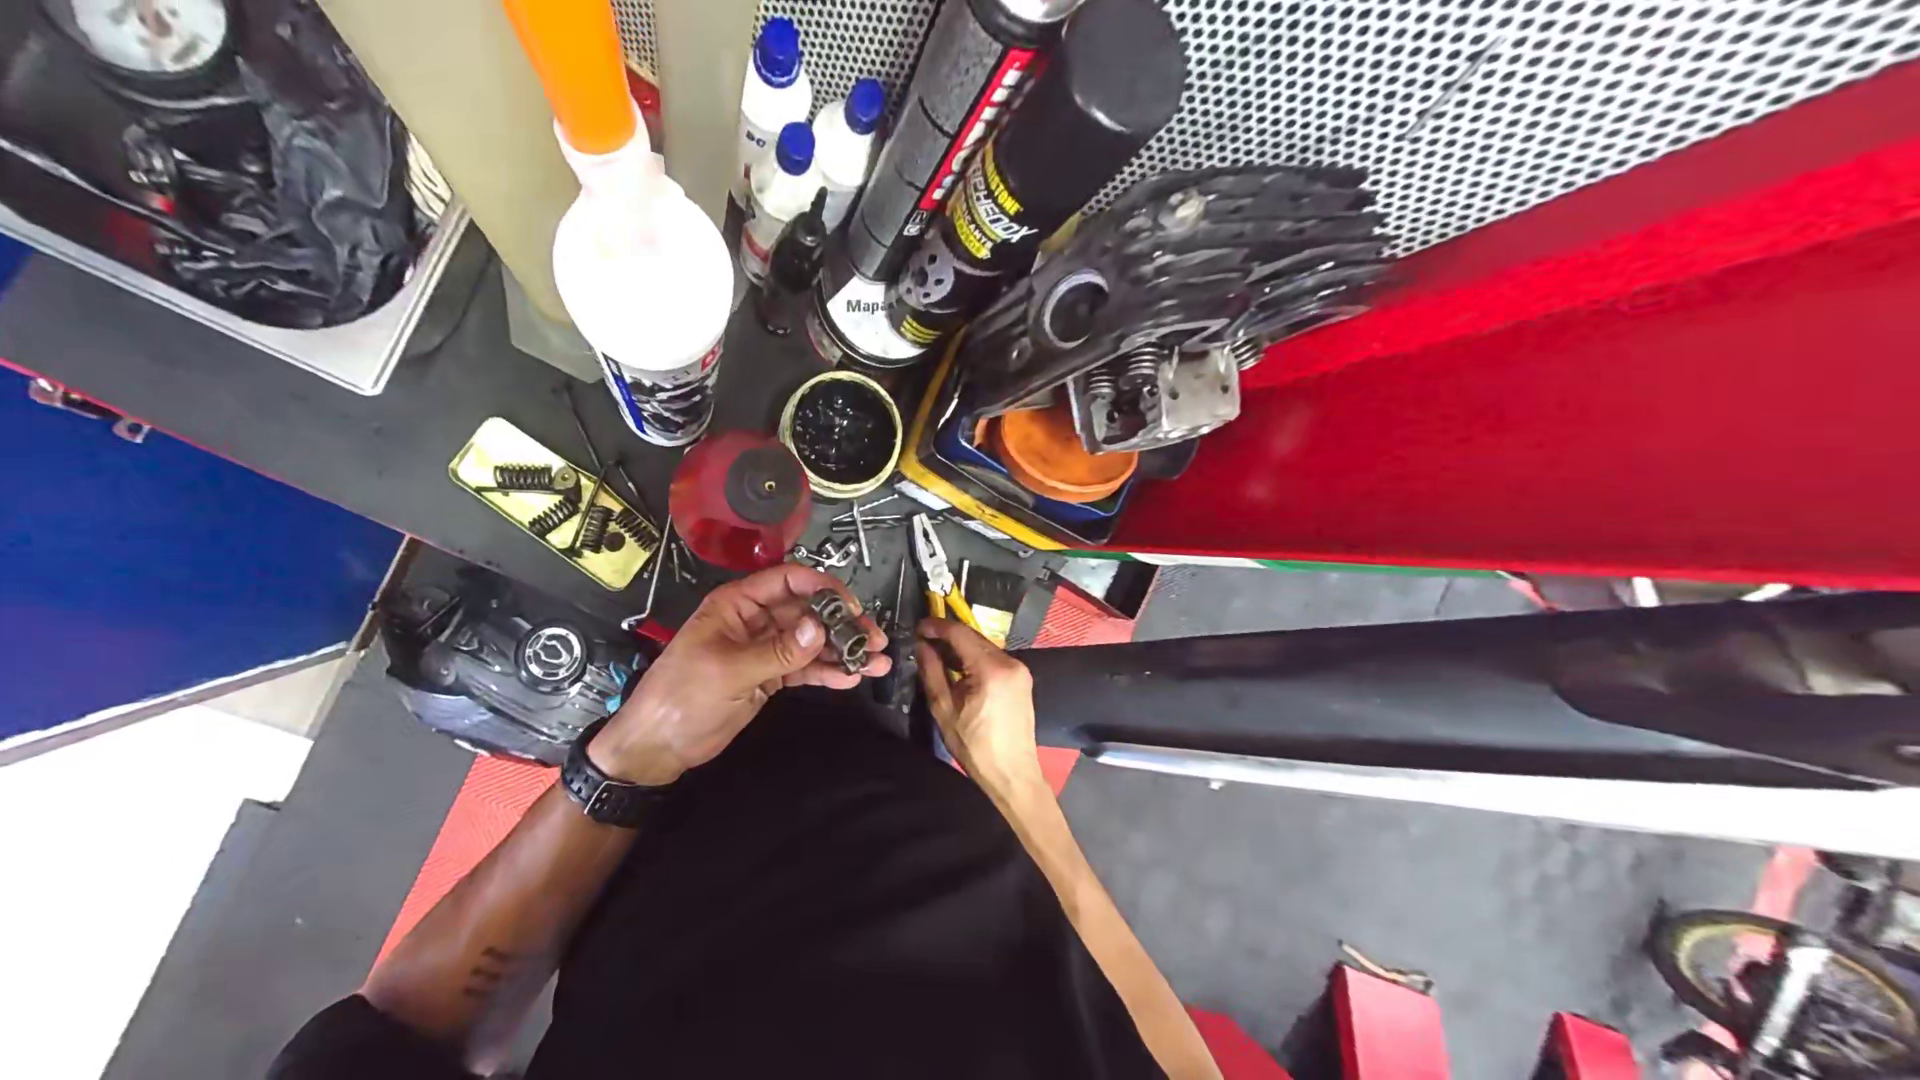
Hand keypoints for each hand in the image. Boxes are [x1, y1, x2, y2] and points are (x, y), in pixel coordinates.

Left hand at [591, 564, 889, 784]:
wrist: (657, 747)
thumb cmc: (680, 699)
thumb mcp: (727, 672)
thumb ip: (776, 652)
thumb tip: (819, 629)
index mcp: (737, 605)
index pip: (788, 581)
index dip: (822, 588)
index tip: (850, 606)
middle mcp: (756, 621)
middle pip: (808, 612)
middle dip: (843, 623)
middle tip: (873, 637)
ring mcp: (765, 649)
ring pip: (813, 641)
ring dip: (844, 649)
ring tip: (876, 660)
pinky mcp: (771, 676)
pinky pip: (806, 668)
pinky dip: (829, 672)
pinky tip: (853, 678)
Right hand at [915, 618, 1041, 793]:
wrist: (1012, 773)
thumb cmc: (975, 746)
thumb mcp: (944, 709)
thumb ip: (931, 672)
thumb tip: (922, 646)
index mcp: (991, 669)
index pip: (960, 633)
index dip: (937, 626)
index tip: (919, 627)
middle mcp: (1010, 662)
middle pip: (974, 637)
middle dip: (948, 636)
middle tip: (924, 640)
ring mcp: (1020, 670)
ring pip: (984, 647)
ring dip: (961, 647)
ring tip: (937, 654)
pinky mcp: (1022, 679)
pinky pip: (994, 659)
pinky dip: (974, 658)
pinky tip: (959, 668)